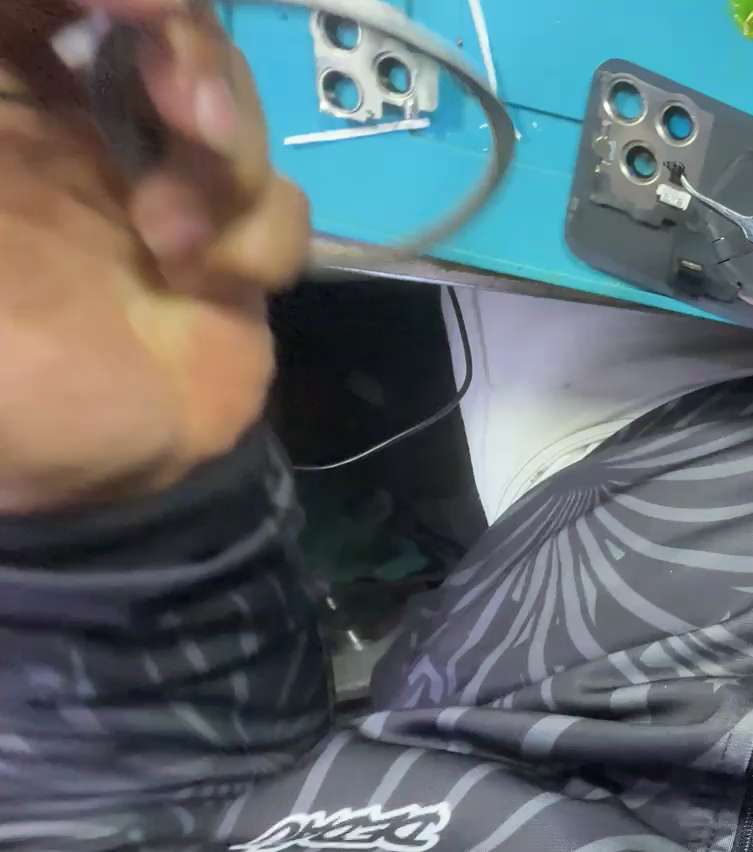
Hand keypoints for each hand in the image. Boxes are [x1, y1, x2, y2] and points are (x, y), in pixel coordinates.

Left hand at [0, 0, 307, 514]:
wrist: (79, 464)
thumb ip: (4, 105)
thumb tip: (63, 32)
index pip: (42, 2)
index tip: (139, 8)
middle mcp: (60, 116)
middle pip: (161, 32)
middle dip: (190, 60)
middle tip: (187, 116)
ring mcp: (156, 183)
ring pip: (233, 112)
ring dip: (227, 169)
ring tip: (177, 240)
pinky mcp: (233, 245)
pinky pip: (285, 208)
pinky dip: (263, 242)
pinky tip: (211, 282)